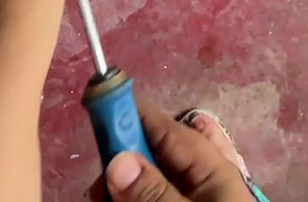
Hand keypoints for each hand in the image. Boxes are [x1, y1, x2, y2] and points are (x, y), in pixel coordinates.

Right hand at [90, 102, 256, 201]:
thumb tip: (117, 159)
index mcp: (211, 171)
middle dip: (119, 171)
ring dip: (118, 197)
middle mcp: (198, 186)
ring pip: (141, 191)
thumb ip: (154, 194)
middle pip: (150, 163)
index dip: (136, 120)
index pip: (169, 132)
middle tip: (96, 194)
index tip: (99, 115)